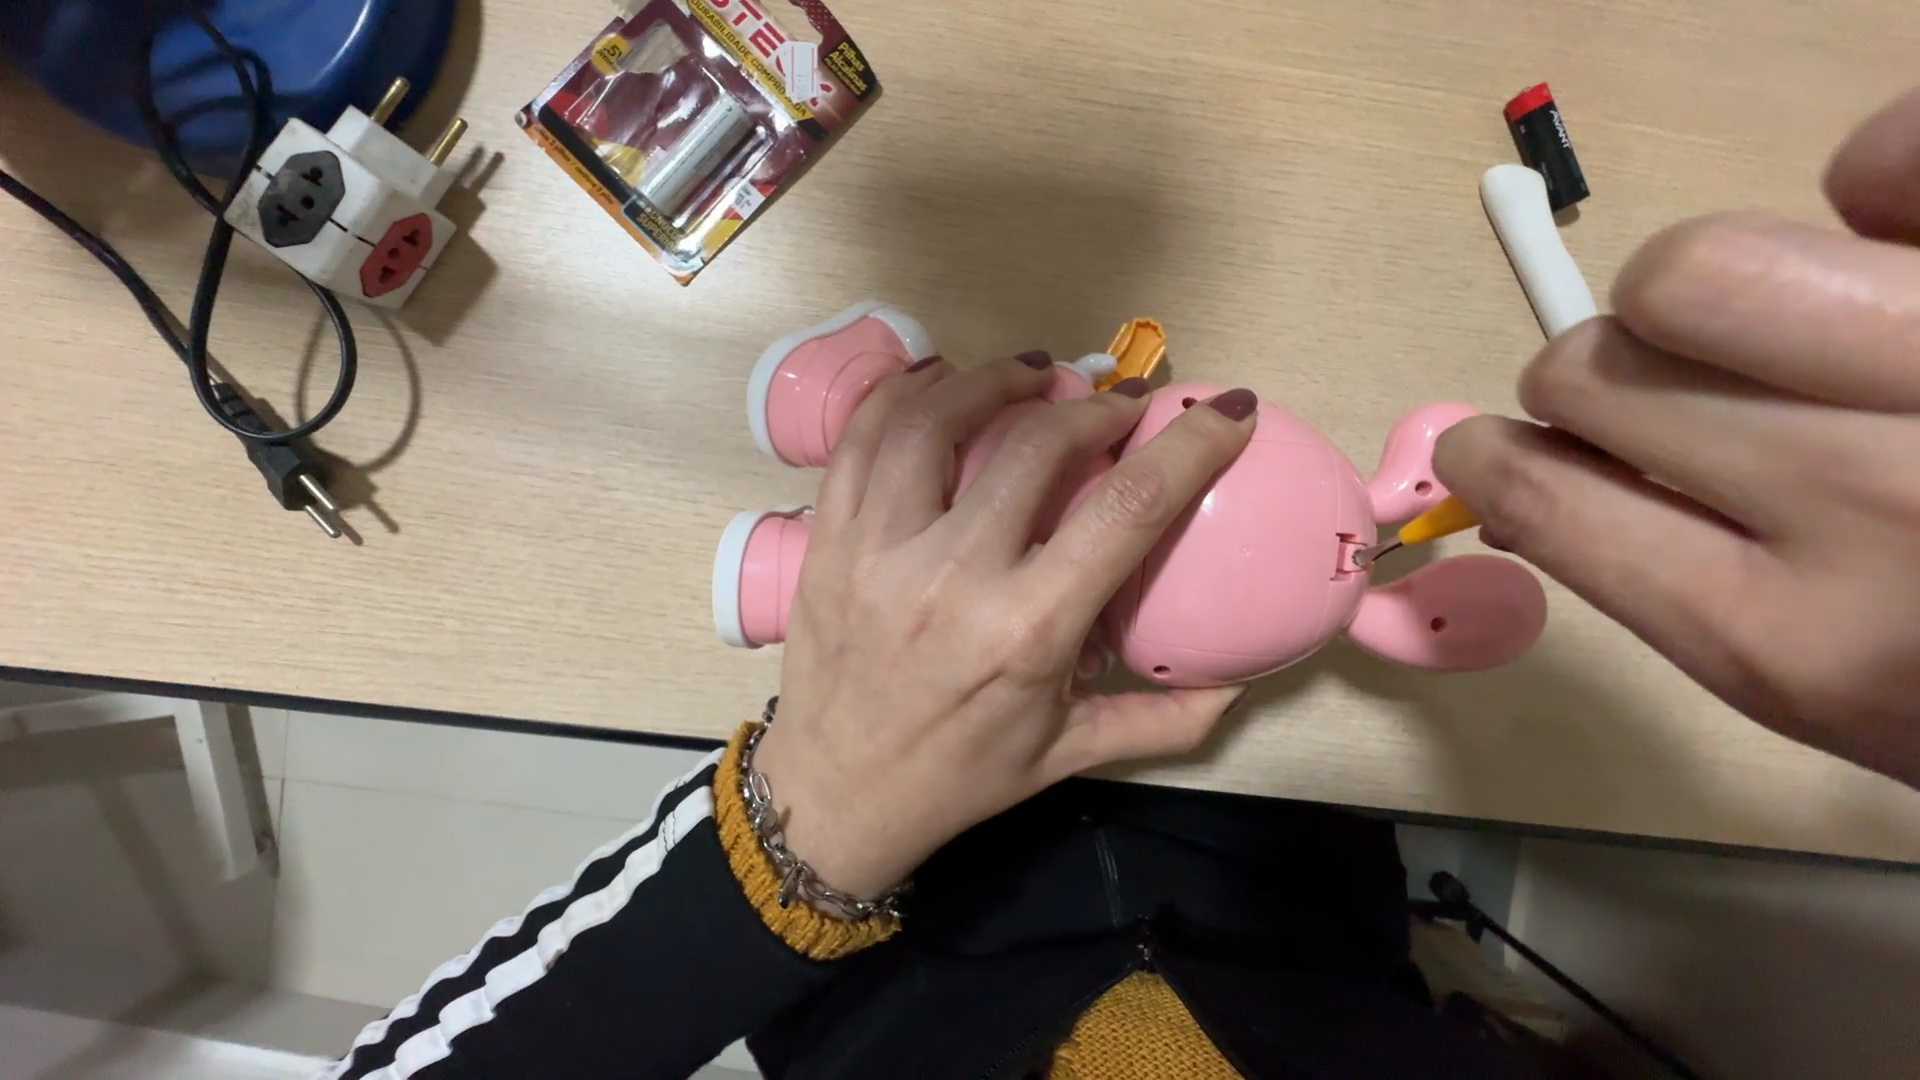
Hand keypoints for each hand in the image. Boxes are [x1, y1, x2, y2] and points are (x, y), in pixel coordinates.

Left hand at [751, 356, 1256, 898]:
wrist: (835, 797)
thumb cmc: (958, 779)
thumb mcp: (1068, 754)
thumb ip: (1162, 719)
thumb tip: (1238, 684)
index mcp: (1025, 632)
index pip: (1126, 510)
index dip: (1189, 446)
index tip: (1225, 411)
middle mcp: (950, 578)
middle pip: (1035, 447)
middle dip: (1093, 407)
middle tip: (1114, 402)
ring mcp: (878, 551)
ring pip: (935, 422)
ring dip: (995, 379)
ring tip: (1034, 374)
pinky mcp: (828, 540)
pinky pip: (860, 441)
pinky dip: (902, 393)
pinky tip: (939, 379)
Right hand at [1434, 87, 1919, 786]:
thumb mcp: (1839, 676)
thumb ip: (1671, 578)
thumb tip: (1531, 474)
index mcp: (1789, 639)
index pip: (1535, 496)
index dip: (1481, 455)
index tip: (1485, 441)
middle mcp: (1878, 511)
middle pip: (1584, 369)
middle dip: (1597, 375)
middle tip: (1670, 389)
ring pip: (1692, 271)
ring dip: (1704, 291)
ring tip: (1795, 313)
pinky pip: (1893, 150)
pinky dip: (1881, 176)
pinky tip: (1910, 238)